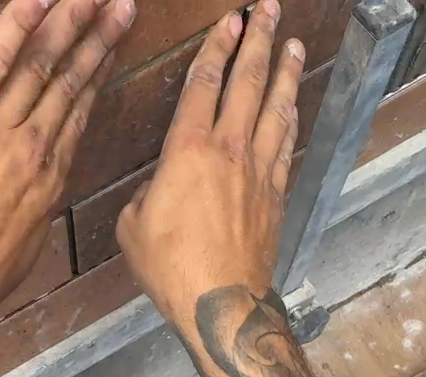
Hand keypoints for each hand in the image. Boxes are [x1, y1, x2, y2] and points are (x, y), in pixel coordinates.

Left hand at [0, 0, 136, 336]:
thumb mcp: (21, 254)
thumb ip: (32, 216)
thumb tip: (34, 205)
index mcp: (46, 184)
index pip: (76, 115)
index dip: (95, 76)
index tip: (109, 49)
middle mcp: (31, 152)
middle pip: (68, 82)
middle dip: (96, 36)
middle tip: (118, 3)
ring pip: (38, 65)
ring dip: (67, 19)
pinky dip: (13, 24)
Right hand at [116, 3, 303, 328]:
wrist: (218, 299)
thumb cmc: (169, 267)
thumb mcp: (132, 228)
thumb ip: (144, 196)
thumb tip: (157, 190)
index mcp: (187, 150)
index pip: (204, 83)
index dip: (217, 47)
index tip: (230, 20)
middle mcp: (228, 150)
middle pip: (249, 82)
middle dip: (260, 41)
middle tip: (270, 10)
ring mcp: (257, 170)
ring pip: (276, 108)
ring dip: (285, 72)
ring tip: (293, 44)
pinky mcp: (274, 195)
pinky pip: (286, 145)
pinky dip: (290, 119)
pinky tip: (292, 106)